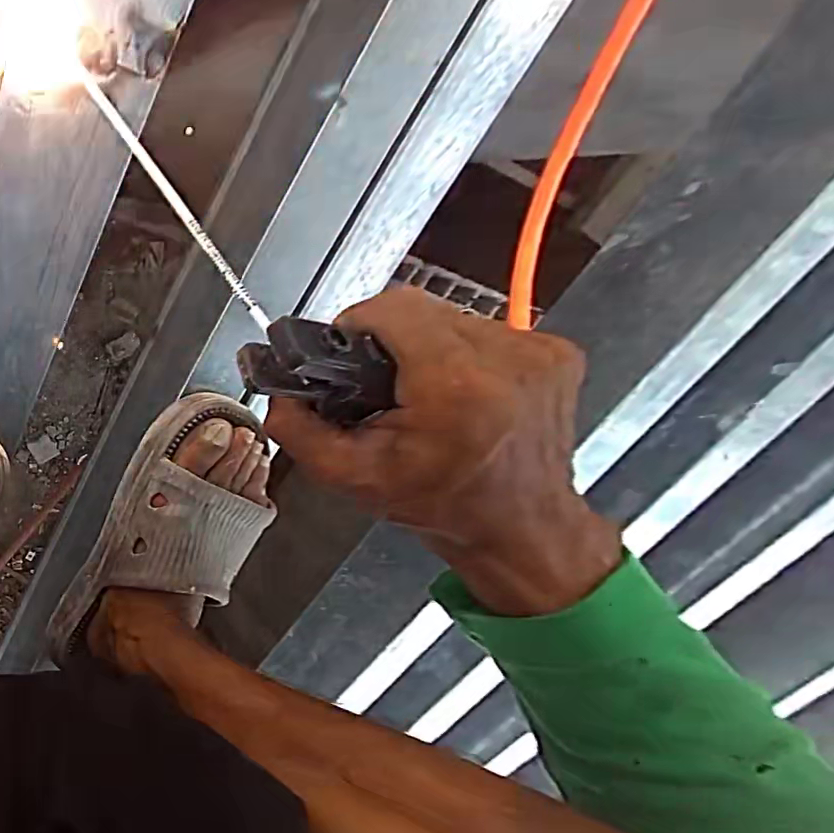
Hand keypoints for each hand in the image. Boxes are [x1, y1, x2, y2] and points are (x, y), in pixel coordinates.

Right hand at [267, 288, 621, 615]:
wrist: (517, 523)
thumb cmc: (437, 502)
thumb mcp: (344, 474)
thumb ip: (296, 430)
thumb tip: (280, 394)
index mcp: (456, 385)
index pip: (392, 309)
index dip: (353, 324)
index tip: (342, 354)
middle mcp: (507, 357)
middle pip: (417, 309)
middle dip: (382, 339)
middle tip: (370, 384)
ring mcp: (537, 350)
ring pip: (447, 315)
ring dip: (416, 344)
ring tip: (408, 391)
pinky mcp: (553, 350)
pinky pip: (479, 328)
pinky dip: (451, 352)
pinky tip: (445, 390)